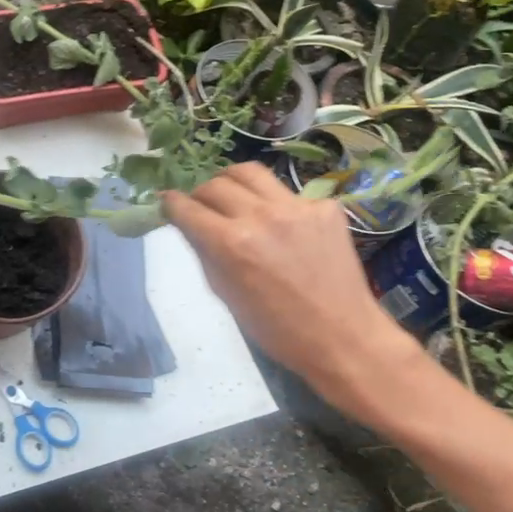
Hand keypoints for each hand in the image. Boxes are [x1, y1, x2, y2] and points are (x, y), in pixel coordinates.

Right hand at [161, 163, 425, 414]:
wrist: (344, 338)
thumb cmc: (278, 330)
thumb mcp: (226, 296)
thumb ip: (206, 254)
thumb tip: (191, 227)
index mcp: (231, 243)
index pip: (188, 208)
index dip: (171, 203)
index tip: (167, 202)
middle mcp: (261, 216)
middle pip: (215, 184)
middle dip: (199, 193)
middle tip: (201, 206)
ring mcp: (296, 207)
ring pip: (250, 173)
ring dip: (232, 182)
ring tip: (233, 196)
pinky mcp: (325, 208)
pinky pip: (288, 193)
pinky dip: (275, 204)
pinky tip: (281, 224)